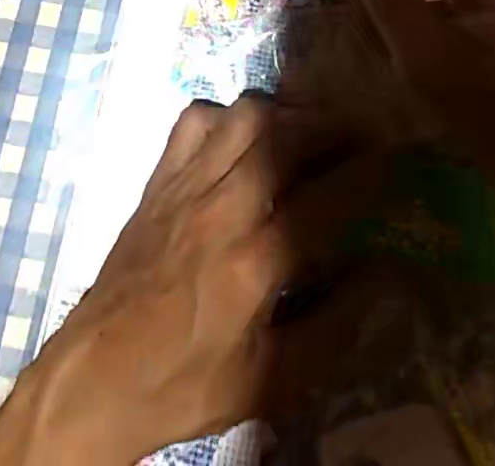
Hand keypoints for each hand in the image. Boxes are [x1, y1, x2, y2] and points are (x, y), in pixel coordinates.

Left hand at [0, 97, 375, 465]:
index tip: (398, 161)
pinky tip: (242, 136)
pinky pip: (195, 119)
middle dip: (333, 127)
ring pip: (243, 116)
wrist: (96, 373)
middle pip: (285, 138)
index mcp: (253, 263)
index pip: (327, 200)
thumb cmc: (187, 381)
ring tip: (307, 130)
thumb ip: (337, 328)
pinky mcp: (159, 177)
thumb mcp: (272, 381)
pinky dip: (228, 114)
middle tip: (359, 136)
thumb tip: (389, 276)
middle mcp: (221, 208)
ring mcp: (185, 185)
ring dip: (285, 112)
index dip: (371, 175)